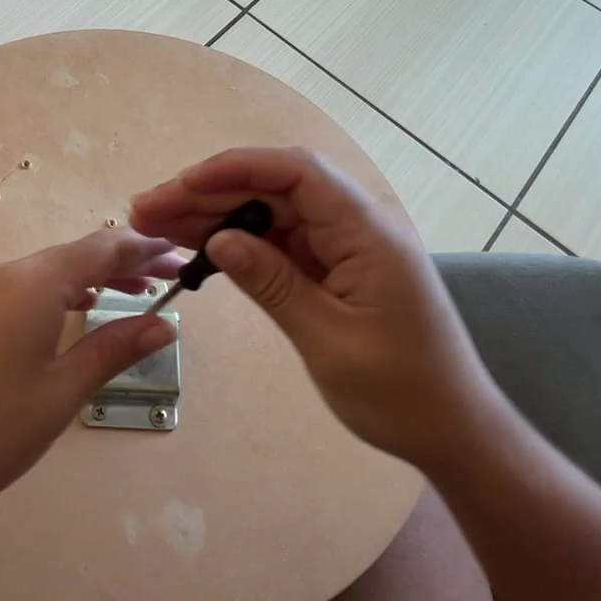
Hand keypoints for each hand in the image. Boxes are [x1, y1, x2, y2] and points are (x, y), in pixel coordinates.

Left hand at [0, 228, 183, 531]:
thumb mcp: (62, 392)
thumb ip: (114, 349)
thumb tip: (165, 322)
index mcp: (34, 283)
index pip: (102, 248)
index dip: (146, 248)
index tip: (184, 252)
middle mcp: (10, 274)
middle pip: (79, 253)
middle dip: (127, 260)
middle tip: (173, 275)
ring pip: (55, 269)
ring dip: (98, 275)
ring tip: (142, 291)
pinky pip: (33, 286)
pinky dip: (68, 290)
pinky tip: (86, 307)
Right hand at [129, 146, 504, 468]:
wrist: (453, 431)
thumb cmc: (401, 391)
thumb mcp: (331, 340)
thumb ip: (273, 284)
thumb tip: (219, 240)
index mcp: (368, 231)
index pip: (297, 174)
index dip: (237, 168)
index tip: (184, 185)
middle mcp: (354, 225)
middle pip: (273, 188)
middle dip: (209, 192)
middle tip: (147, 209)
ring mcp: (341, 245)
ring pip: (268, 212)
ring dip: (213, 214)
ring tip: (155, 223)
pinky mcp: (331, 266)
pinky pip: (276, 241)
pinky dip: (234, 241)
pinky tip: (195, 246)